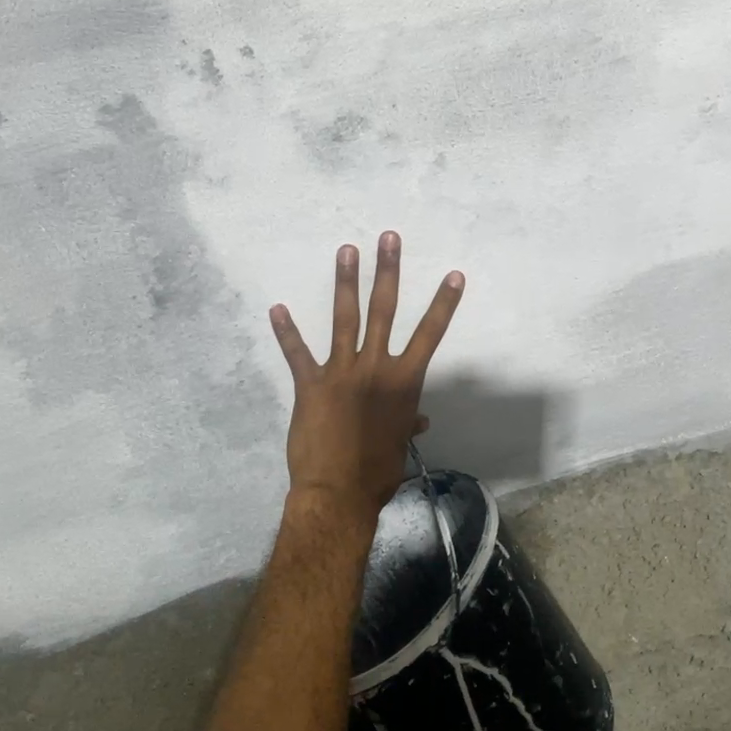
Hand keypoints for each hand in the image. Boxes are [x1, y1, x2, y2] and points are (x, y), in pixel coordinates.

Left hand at [268, 231, 464, 528]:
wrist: (339, 493)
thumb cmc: (378, 471)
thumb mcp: (399, 443)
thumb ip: (407, 423)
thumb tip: (418, 420)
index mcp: (405, 381)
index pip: (430, 334)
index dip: (443, 303)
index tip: (453, 274)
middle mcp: (376, 367)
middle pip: (385, 310)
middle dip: (387, 270)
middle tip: (388, 238)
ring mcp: (342, 372)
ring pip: (345, 318)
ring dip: (345, 282)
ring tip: (346, 250)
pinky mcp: (310, 384)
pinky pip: (297, 353)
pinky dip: (286, 331)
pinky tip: (276, 308)